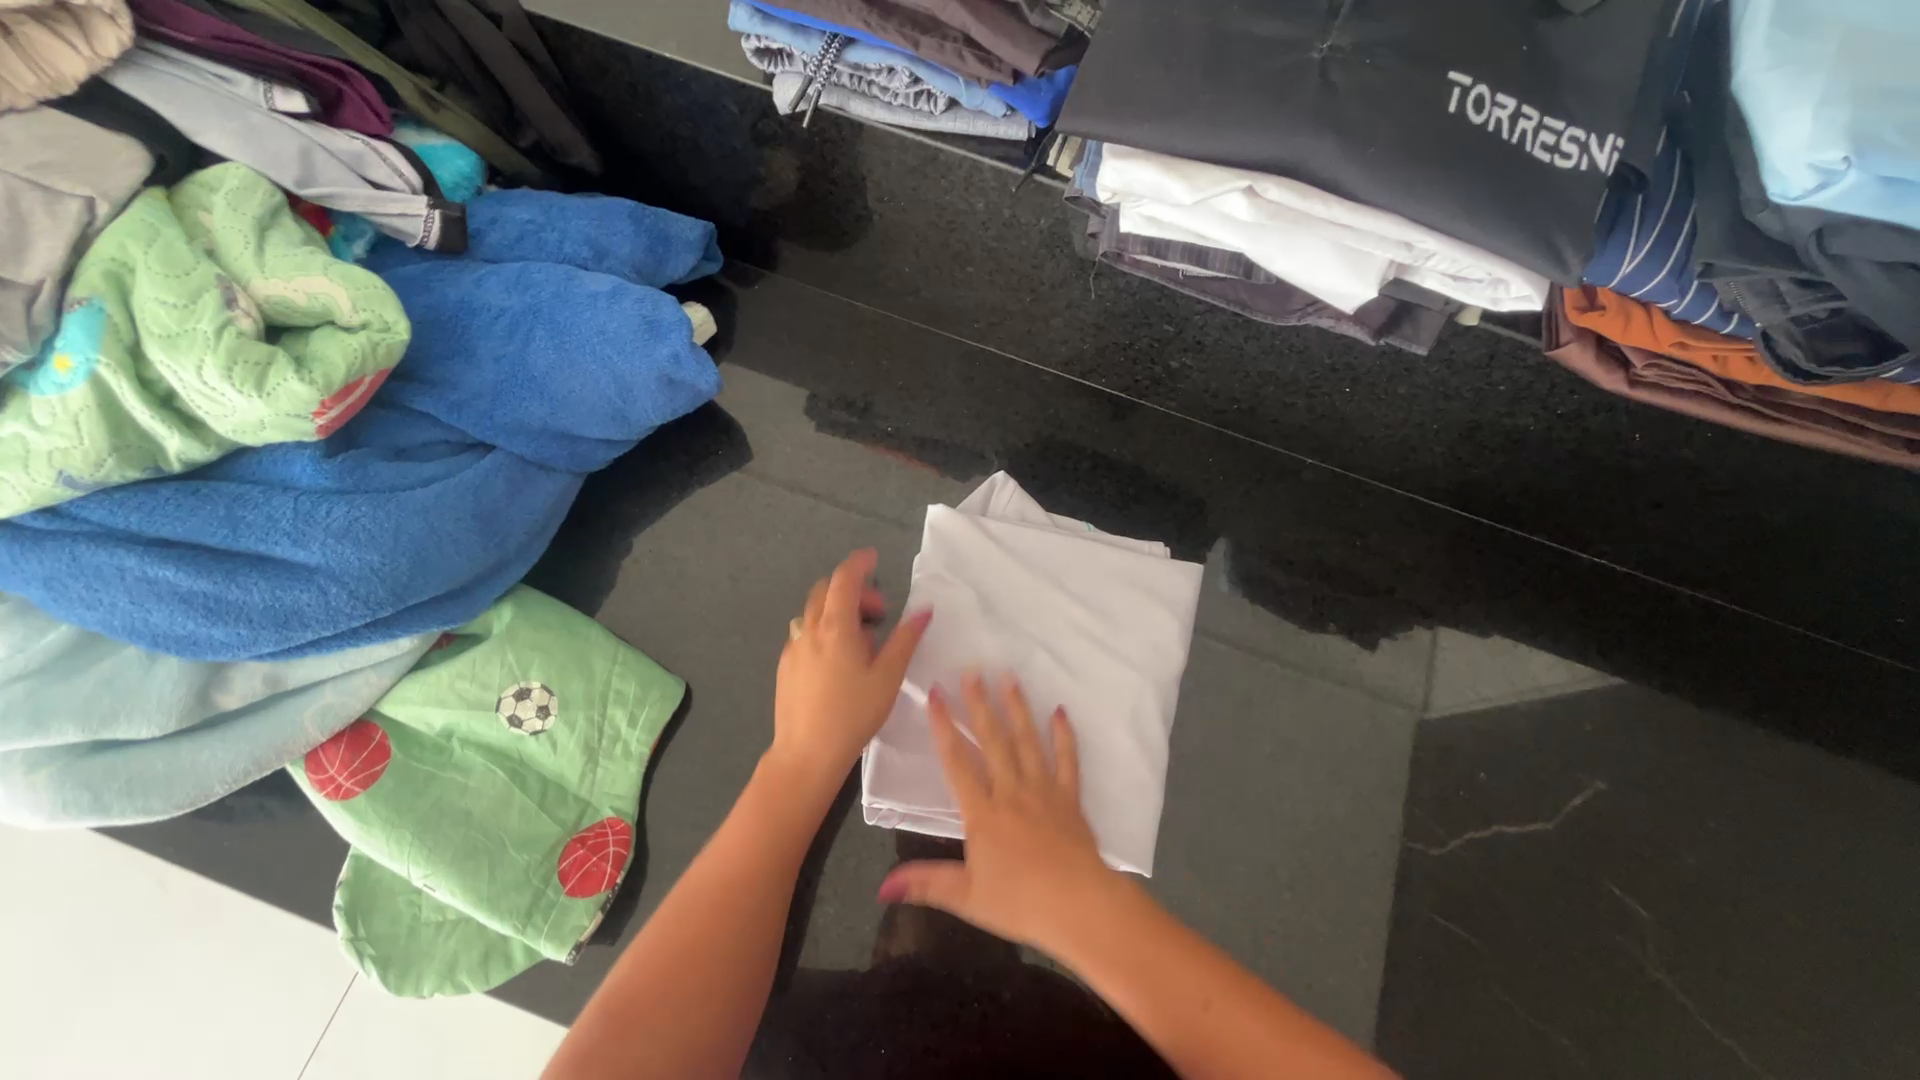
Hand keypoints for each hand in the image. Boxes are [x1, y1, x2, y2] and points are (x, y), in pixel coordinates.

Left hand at [771, 549, 931, 785]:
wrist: (806, 753)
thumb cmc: (853, 714)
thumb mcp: (888, 677)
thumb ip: (905, 640)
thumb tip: (924, 611)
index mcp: (835, 628)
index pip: (844, 579)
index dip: (859, 563)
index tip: (874, 558)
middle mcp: (809, 630)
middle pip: (825, 591)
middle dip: (853, 591)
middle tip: (879, 613)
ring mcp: (793, 648)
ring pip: (813, 614)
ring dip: (838, 613)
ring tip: (862, 644)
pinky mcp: (785, 667)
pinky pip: (805, 635)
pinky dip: (824, 632)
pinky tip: (839, 663)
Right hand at [877, 673, 1121, 953]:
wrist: (1080, 907)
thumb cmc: (1021, 903)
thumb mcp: (966, 897)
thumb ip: (925, 884)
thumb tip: (881, 887)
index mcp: (983, 812)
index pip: (958, 761)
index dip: (943, 727)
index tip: (934, 694)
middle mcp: (1011, 792)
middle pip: (993, 740)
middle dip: (979, 704)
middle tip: (972, 670)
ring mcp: (1044, 791)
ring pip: (1027, 742)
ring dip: (1016, 708)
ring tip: (1008, 677)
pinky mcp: (1070, 798)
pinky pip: (1067, 760)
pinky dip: (1064, 735)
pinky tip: (1059, 711)